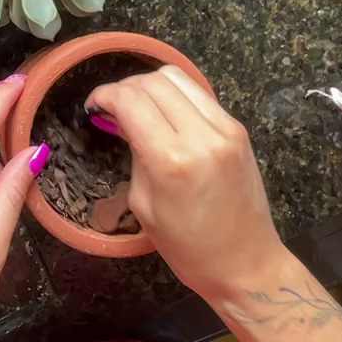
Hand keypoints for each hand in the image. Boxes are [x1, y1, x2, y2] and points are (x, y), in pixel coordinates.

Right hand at [86, 67, 289, 303]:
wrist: (246, 264)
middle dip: (123, 88)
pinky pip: (198, 93)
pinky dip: (175, 94)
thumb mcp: (143, 203)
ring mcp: (224, 128)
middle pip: (151, 82)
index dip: (104, 96)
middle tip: (112, 108)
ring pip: (176, 77)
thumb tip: (121, 119)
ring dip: (149, 85)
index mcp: (170, 160)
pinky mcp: (237, 129)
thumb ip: (134, 152)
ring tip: (138, 105)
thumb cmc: (188, 247)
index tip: (94, 106)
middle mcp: (200, 136)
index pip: (130, 100)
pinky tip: (166, 112)